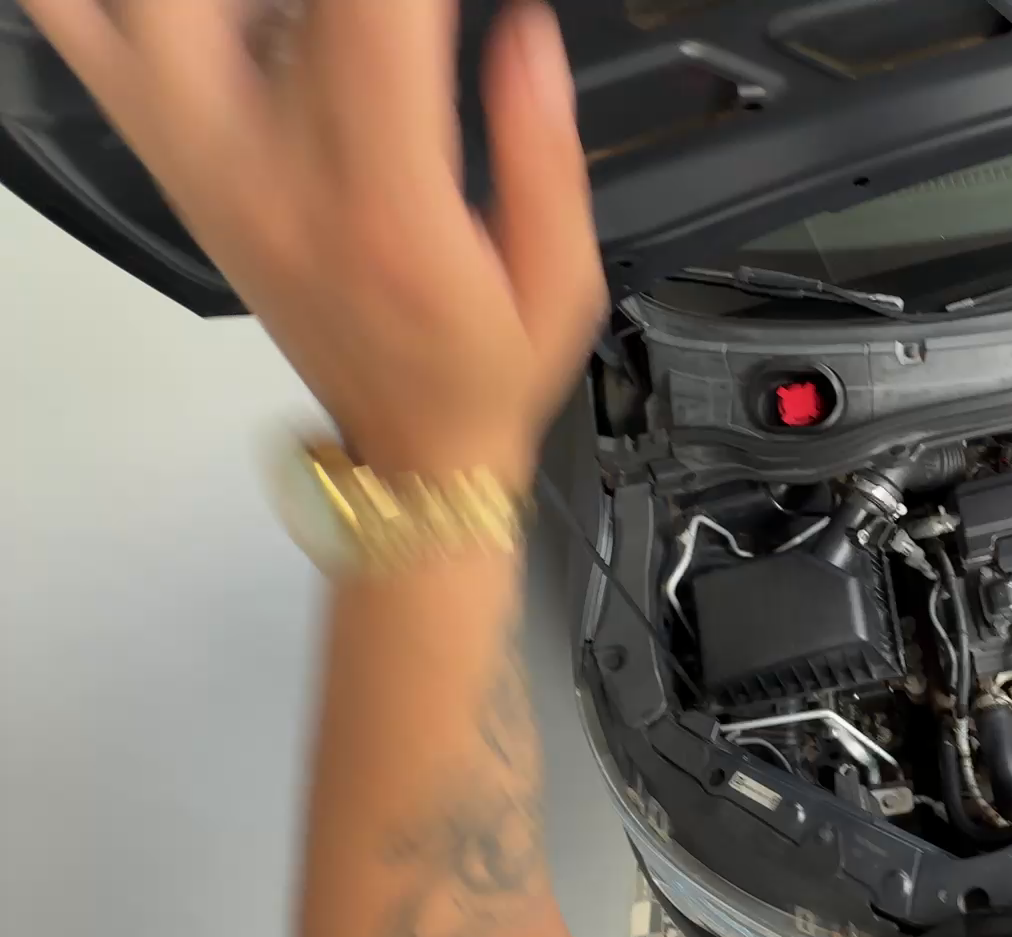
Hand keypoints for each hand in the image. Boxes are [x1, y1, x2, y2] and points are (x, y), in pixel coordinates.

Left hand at [22, 0, 607, 481]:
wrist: (414, 444)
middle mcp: (275, 179)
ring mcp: (202, 168)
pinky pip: (75, 26)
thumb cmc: (490, 376)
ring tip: (335, 19)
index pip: (377, 24)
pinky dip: (134, 1)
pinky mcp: (176, 170)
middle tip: (403, 9)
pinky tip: (229, 15)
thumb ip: (545, 160)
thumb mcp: (563, 287)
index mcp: (391, 213)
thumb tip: (527, 39)